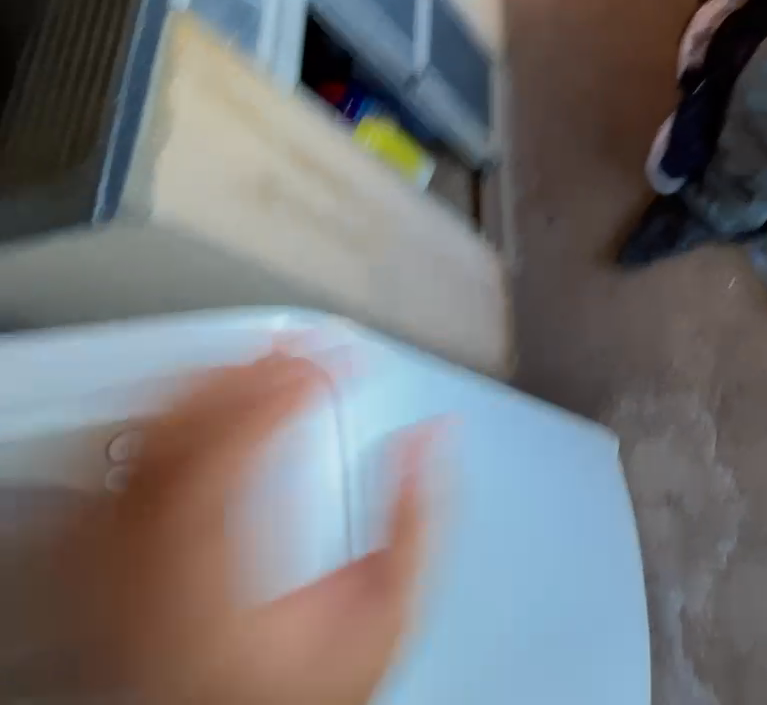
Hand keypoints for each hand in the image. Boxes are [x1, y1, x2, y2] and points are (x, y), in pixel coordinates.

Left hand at [83, 353, 433, 704]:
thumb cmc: (311, 684)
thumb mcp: (392, 611)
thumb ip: (415, 518)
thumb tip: (430, 433)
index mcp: (219, 595)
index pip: (229, 465)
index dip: (280, 395)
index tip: (331, 360)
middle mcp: (144, 589)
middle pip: (166, 450)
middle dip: (239, 377)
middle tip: (297, 343)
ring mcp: (102, 587)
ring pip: (123, 462)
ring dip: (194, 393)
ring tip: (255, 359)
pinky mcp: (89, 582)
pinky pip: (100, 488)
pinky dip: (152, 430)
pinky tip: (195, 404)